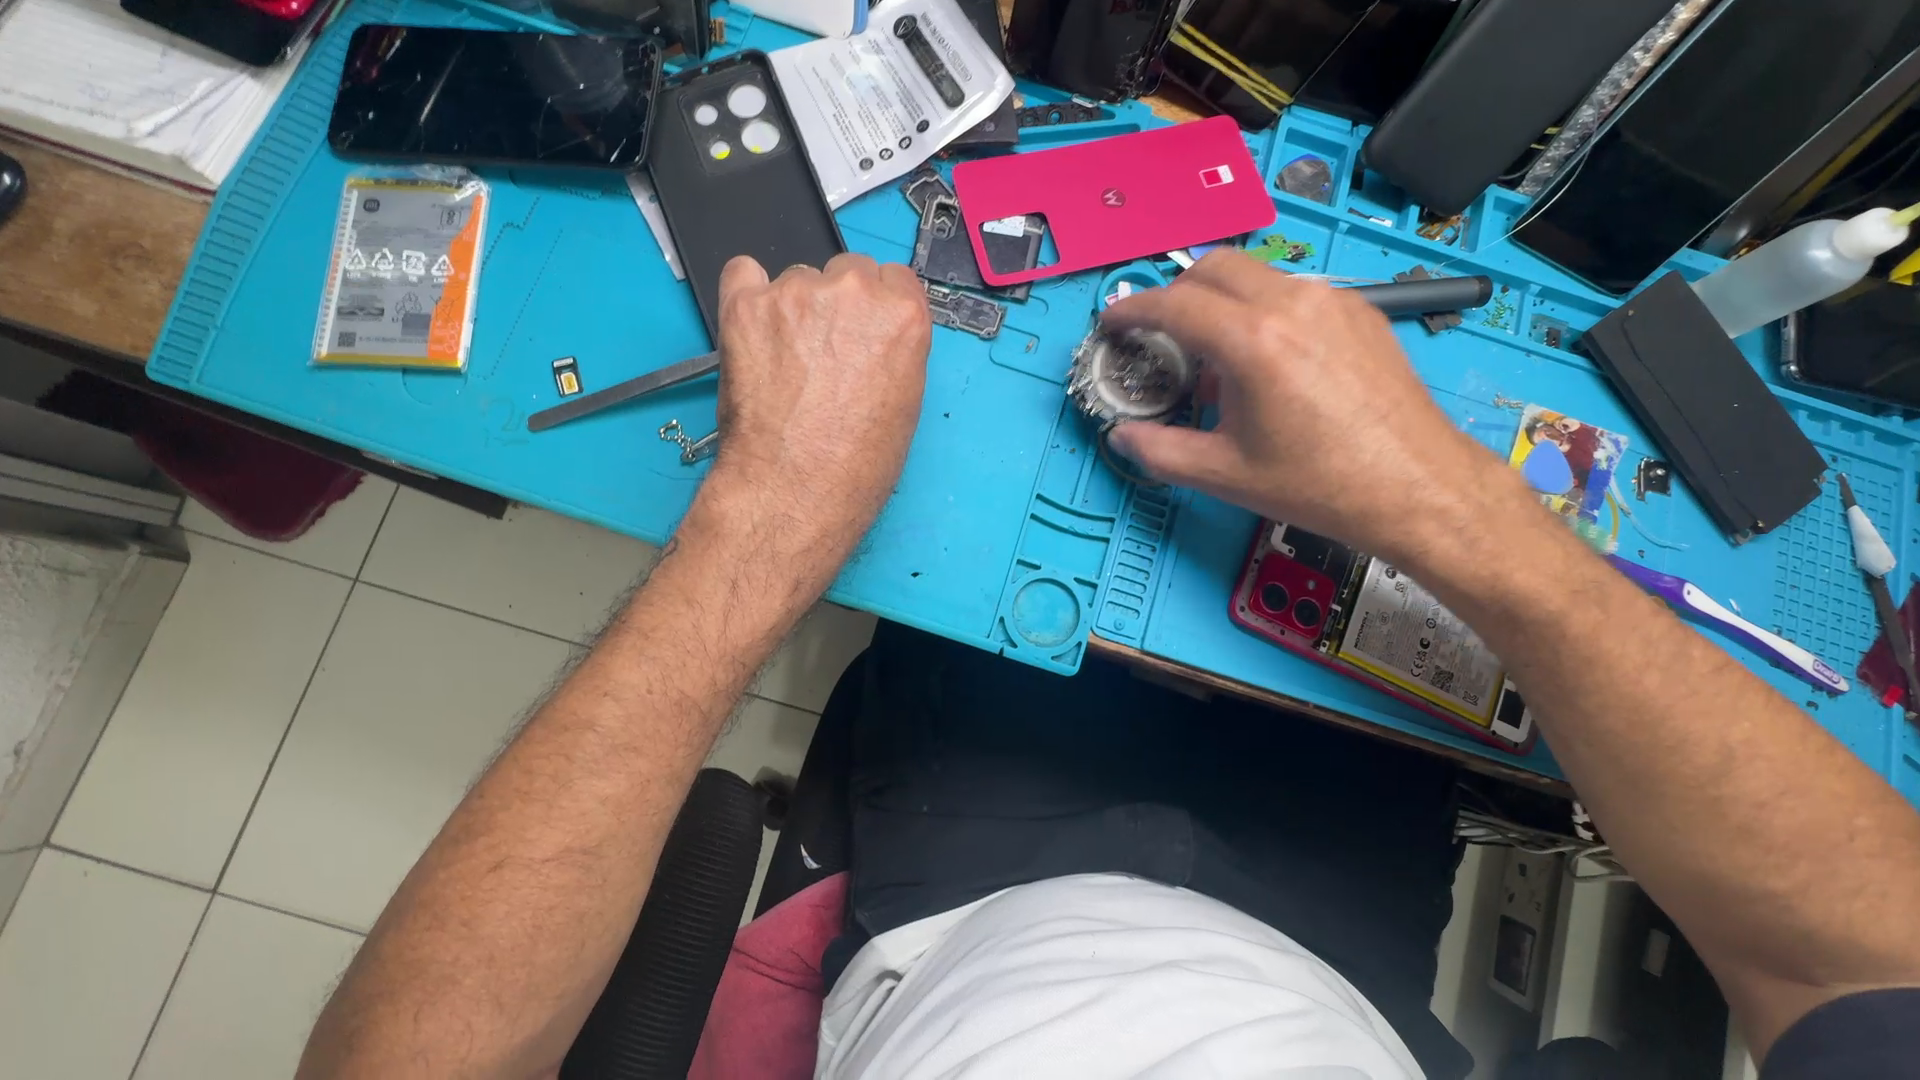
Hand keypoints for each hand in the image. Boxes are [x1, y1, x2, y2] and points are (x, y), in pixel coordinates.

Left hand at [694, 253, 930, 570]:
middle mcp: (854, 293)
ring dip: (794, 308)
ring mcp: (796, 294)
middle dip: (837, 304)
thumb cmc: (857, 465)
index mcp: (903, 317)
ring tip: (785, 361)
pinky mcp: (746, 305)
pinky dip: (747, 297)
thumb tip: (872, 337)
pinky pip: (743, 274)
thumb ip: (894, 350)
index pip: (894, 279)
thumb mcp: (906, 403)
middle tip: (824, 351)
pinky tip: (752, 333)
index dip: (877, 306)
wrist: (795, 489)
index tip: (863, 330)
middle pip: (847, 271)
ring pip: (798, 279)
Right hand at [1103, 252, 1511, 561]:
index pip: (1175, 304)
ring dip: (1220, 298)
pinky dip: (1261, 307)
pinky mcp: (1360, 311)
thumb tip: (1121, 437)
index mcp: (1253, 343)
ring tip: (1212, 350)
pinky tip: (1264, 357)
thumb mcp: (1224, 475)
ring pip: (1257, 274)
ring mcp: (1332, 302)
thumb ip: (1159, 452)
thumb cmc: (1319, 485)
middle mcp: (1293, 305)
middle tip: (1157, 330)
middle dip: (1175, 291)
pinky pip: (1293, 291)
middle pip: (1214, 266)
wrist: (1416, 486)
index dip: (1133, 310)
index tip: (1114, 322)